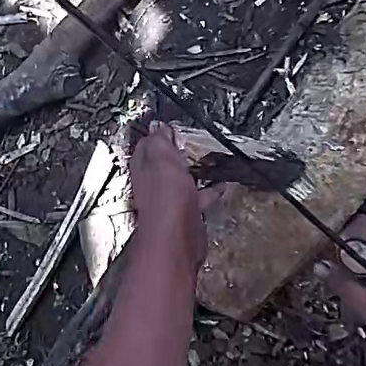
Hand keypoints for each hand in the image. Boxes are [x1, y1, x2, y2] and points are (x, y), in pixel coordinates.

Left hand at [130, 122, 207, 271]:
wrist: (176, 239)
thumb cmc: (166, 199)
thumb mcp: (161, 158)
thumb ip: (160, 141)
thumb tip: (158, 127)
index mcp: (144, 166)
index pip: (146, 144)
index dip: (157, 133)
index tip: (167, 125)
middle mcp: (153, 183)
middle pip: (162, 162)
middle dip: (172, 151)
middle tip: (183, 140)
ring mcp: (169, 199)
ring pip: (179, 178)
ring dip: (190, 169)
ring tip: (205, 159)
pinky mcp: (186, 212)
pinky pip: (198, 196)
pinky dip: (210, 189)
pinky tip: (221, 185)